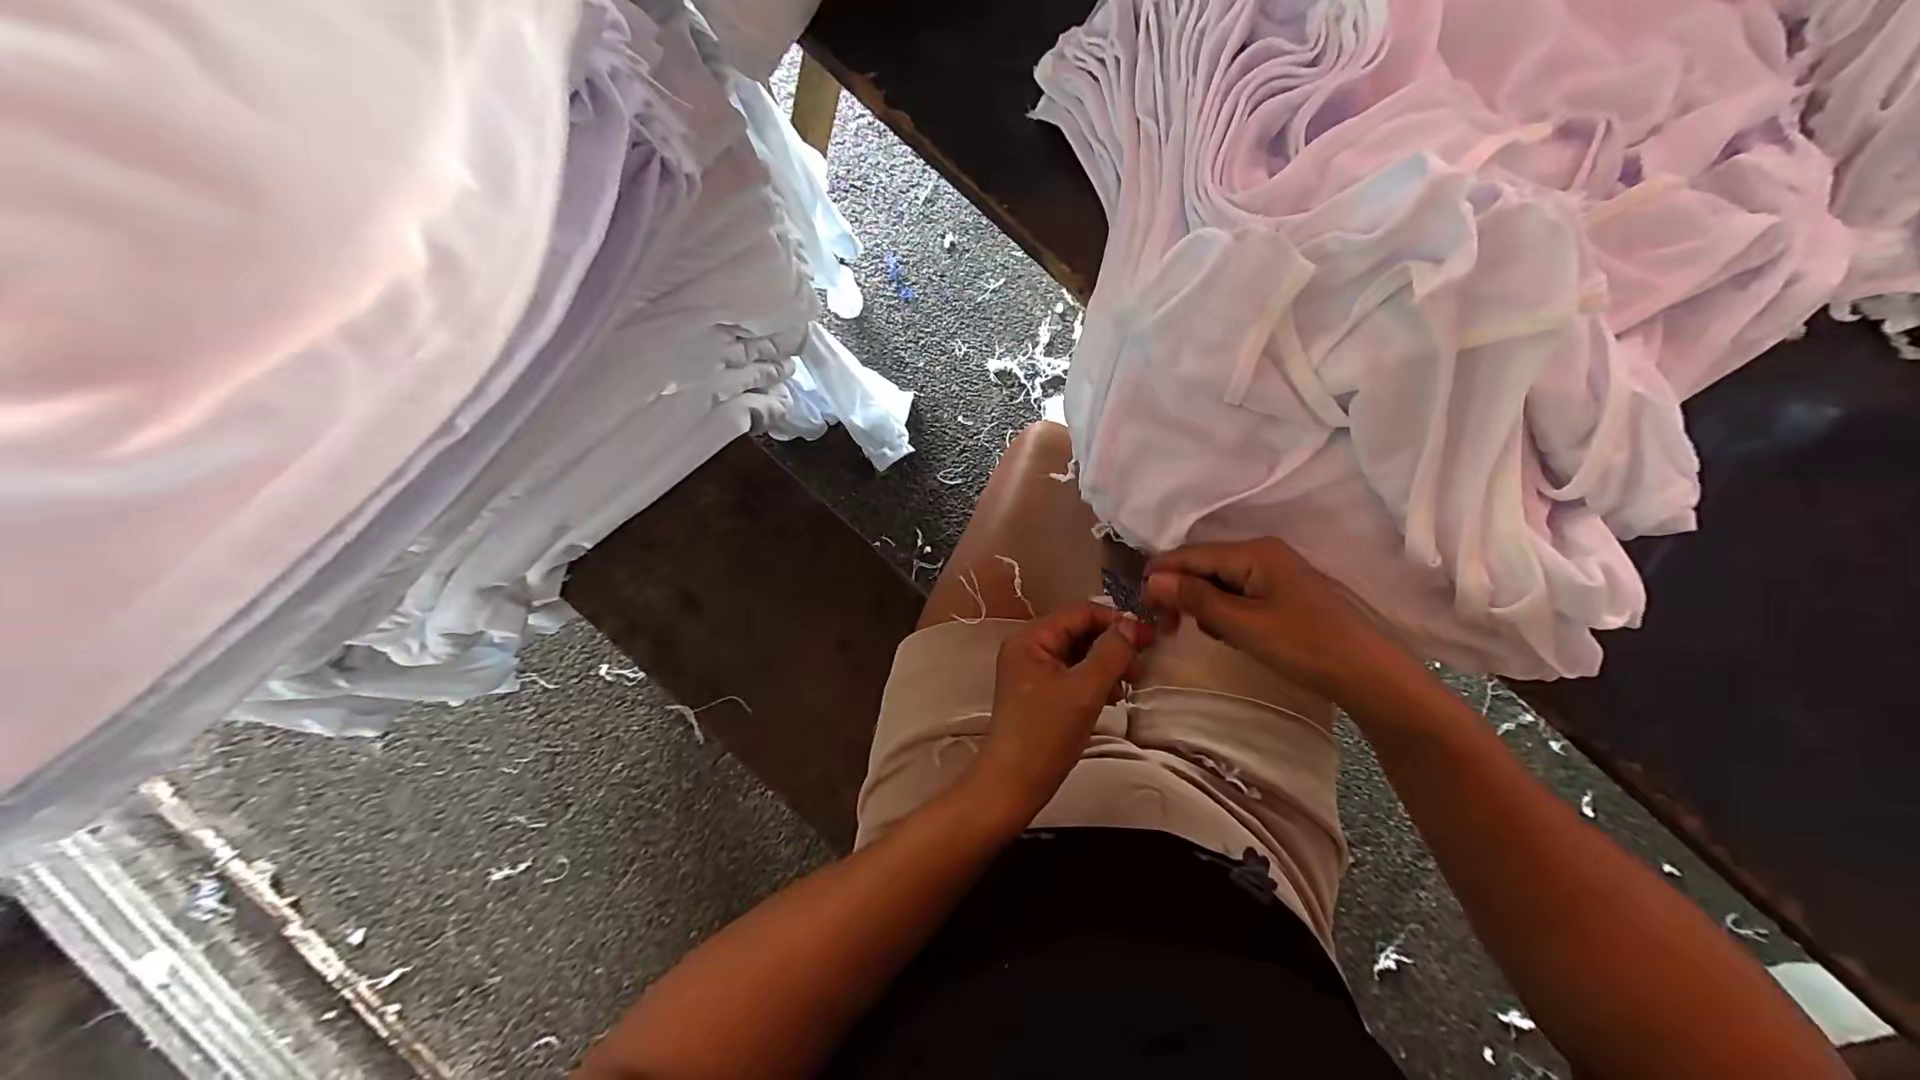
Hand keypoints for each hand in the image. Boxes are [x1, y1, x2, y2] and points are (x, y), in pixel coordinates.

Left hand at [967, 603, 1153, 822]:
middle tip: (1141, 668)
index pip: (1080, 613)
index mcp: (1030, 639)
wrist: (1012, 785)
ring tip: (1129, 687)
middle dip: (1113, 646)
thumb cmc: (1045, 734)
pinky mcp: (1041, 696)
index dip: (1116, 621)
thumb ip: (1111, 652)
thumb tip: (1133, 624)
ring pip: (1080, 656)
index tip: (1150, 638)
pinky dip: (1096, 683)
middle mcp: (1028, 649)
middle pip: (1080, 632)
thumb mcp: (1084, 689)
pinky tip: (1113, 698)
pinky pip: (1074, 677)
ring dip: (1107, 666)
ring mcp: (1033, 674)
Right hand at [1143, 538, 1416, 704]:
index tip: (1138, 603)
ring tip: (1207, 633)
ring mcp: (1277, 571)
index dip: (1161, 575)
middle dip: (1181, 592)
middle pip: (1204, 564)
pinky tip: (1231, 634)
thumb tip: (1151, 579)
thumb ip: (1194, 598)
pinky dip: (1226, 611)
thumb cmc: (1304, 646)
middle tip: (1166, 627)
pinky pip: (1240, 593)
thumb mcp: (1242, 625)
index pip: (1190, 554)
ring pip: (1220, 580)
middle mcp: (1263, 552)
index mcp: (1254, 552)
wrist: (1371, 674)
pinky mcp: (1285, 592)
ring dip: (1204, 604)